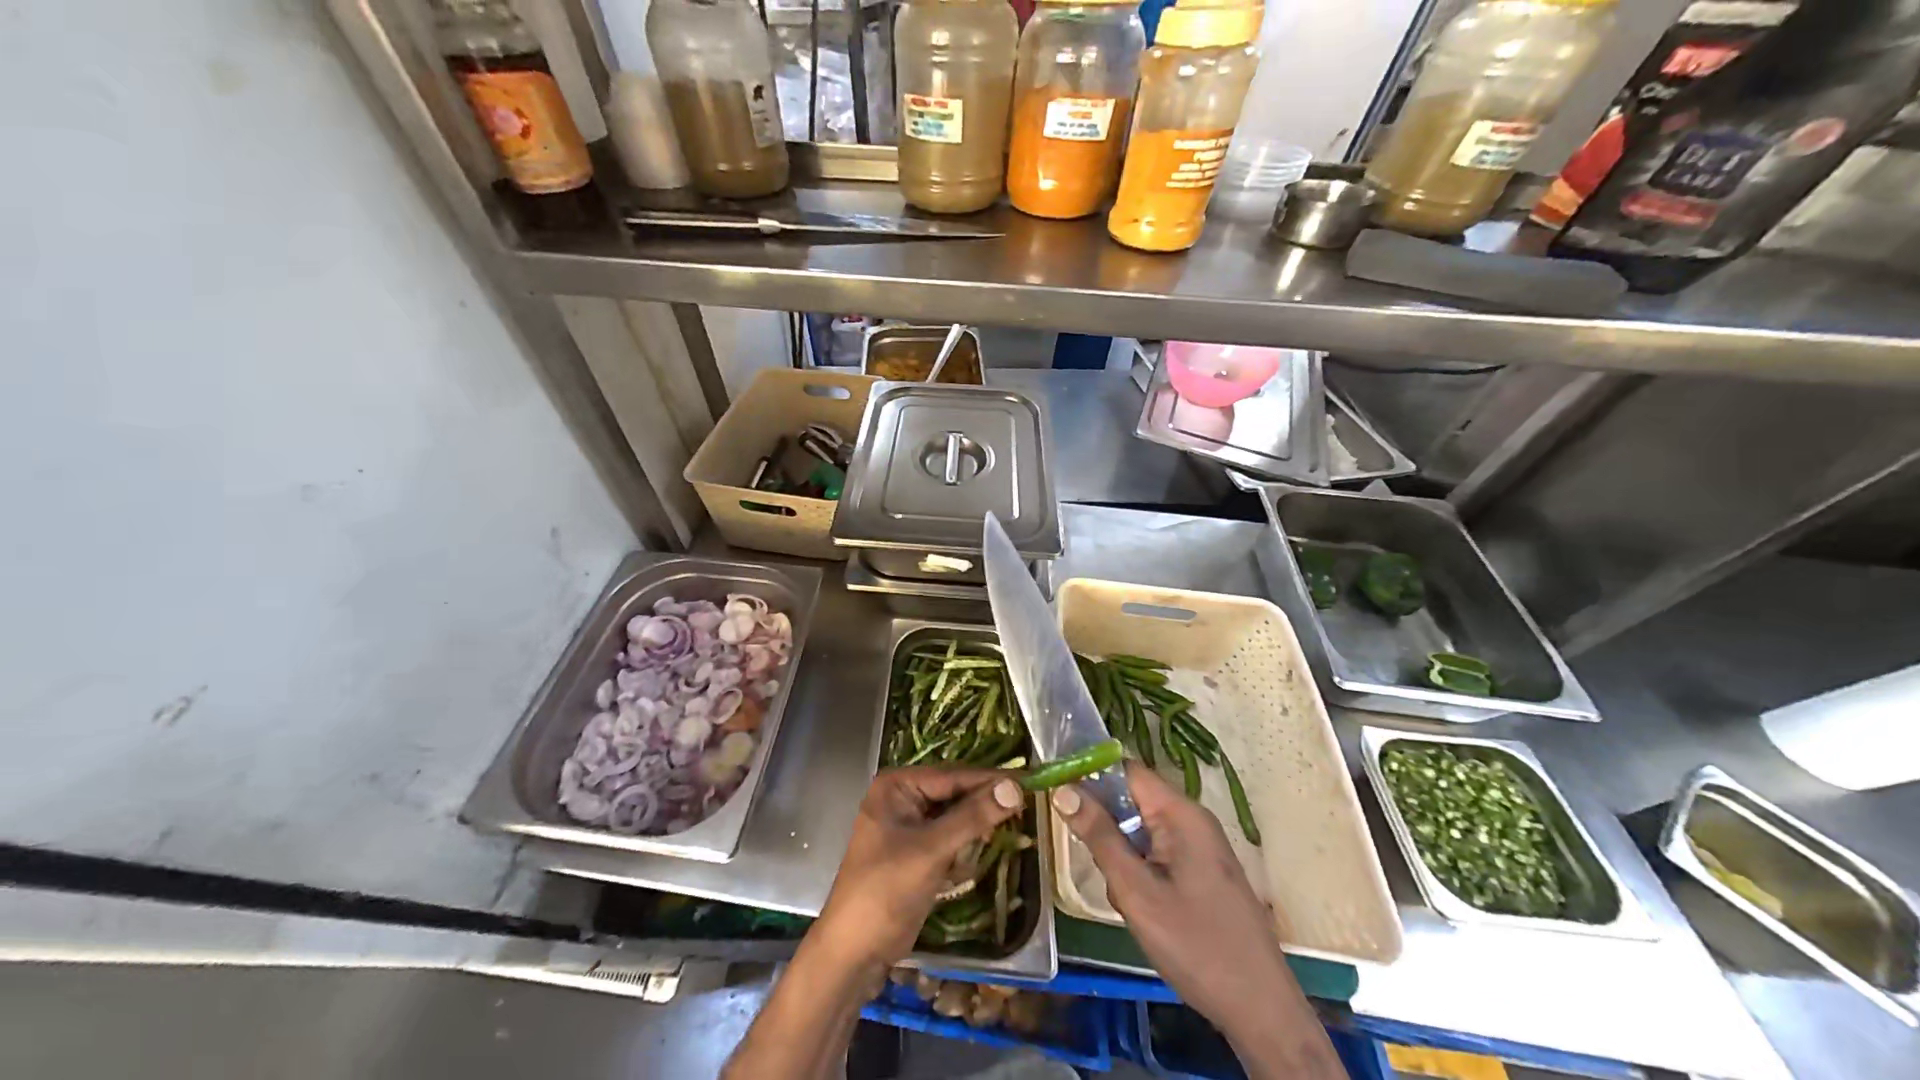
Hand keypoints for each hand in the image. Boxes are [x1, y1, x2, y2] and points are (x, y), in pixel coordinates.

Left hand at [814, 766, 1024, 973]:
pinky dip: (966, 845)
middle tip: (1027, 805)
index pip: (953, 775)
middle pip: (955, 793)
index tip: (1030, 782)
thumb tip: (1015, 787)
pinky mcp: (916, 853)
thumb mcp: (932, 850)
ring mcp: (908, 826)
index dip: (991, 780)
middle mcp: (901, 798)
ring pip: (955, 816)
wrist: (853, 952)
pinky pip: (949, 838)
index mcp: (897, 786)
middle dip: (985, 803)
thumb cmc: (886, 891)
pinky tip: (985, 851)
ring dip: (978, 826)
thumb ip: (973, 816)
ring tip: (1015, 824)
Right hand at [1053, 763, 1343, 1078]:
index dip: (1090, 775)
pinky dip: (1140, 871)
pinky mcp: (1202, 871)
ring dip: (1122, 855)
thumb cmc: (1195, 945)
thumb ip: (1099, 836)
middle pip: (1133, 800)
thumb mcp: (1136, 891)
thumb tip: (1064, 789)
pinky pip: (1158, 853)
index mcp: (1181, 813)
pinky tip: (1141, 907)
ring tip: (1123, 897)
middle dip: (1106, 826)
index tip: (1058, 793)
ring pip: (1142, 830)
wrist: (1259, 1007)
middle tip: (1096, 864)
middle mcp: (1193, 820)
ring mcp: (1200, 846)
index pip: (1127, 770)